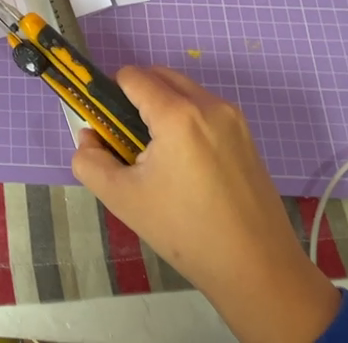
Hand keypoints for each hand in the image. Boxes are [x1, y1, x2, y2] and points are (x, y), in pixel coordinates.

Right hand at [72, 67, 341, 342]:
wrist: (258, 271)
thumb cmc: (185, 232)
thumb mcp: (122, 199)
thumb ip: (89, 161)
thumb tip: (89, 138)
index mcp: (177, 114)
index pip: (132, 76)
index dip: (110, 95)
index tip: (107, 127)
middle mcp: (208, 105)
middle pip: (159, 76)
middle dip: (137, 99)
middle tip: (129, 142)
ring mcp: (233, 119)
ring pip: (184, 92)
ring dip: (162, 109)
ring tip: (159, 159)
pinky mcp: (247, 137)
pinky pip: (205, 111)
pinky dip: (187, 122)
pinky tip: (188, 169)